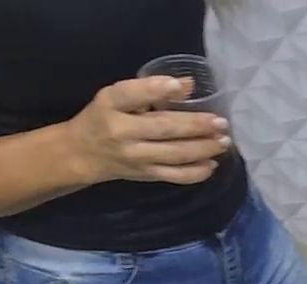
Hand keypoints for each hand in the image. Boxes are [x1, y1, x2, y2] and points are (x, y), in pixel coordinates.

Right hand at [62, 77, 230, 185]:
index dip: (154, 89)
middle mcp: (122, 132)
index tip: (177, 85)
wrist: (83, 154)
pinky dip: (198, 172)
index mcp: (109, 105)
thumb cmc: (104, 119)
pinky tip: (213, 164)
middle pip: (164, 128)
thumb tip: (188, 84)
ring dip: (204, 148)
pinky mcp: (148, 175)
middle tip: (222, 123)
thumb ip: (150, 92)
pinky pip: (177, 176)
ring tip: (223, 141)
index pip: (129, 94)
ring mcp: (136, 157)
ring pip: (176, 154)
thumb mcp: (117, 99)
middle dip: (196, 125)